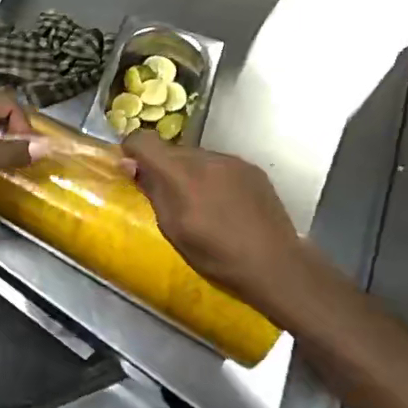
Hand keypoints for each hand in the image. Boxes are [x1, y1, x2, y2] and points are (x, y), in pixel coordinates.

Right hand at [119, 132, 307, 314]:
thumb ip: (151, 191)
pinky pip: (219, 164)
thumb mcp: (172, 228)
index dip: (131, 149)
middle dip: (162, 165)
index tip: (131, 167)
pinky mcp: (253, 170)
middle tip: (166, 194)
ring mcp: (233, 162)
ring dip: (188, 171)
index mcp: (181, 173)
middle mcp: (206, 158)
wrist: (278, 267)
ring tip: (198, 201)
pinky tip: (223, 203)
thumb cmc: (216, 254)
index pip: (143, 140)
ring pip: (196, 156)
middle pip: (170, 149)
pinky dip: (212, 176)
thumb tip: (129, 165)